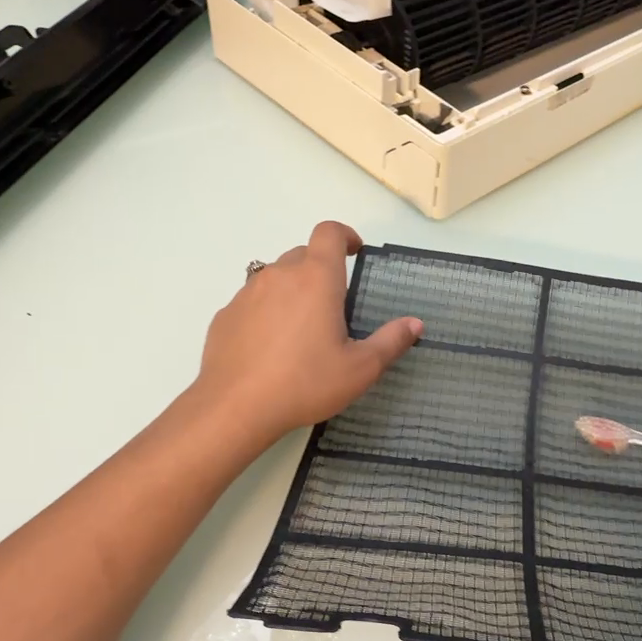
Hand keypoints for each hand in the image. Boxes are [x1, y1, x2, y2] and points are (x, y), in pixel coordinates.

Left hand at [187, 221, 420, 442]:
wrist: (235, 408)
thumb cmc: (305, 382)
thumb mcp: (360, 368)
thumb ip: (391, 341)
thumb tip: (415, 324)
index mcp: (316, 278)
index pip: (329, 233)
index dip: (345, 235)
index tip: (355, 252)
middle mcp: (279, 275)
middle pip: (303, 254)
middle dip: (322, 268)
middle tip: (335, 303)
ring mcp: (247, 293)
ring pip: (276, 276)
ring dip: (293, 289)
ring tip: (303, 327)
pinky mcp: (226, 315)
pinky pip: (253, 301)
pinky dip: (267, 311)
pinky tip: (272, 346)